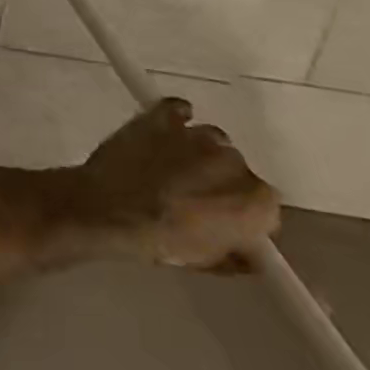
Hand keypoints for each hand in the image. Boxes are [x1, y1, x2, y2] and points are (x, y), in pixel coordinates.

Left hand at [78, 98, 279, 270]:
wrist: (107, 209)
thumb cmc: (160, 240)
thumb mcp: (207, 260)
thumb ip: (237, 253)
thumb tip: (247, 252)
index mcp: (255, 201)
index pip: (263, 203)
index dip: (240, 211)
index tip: (221, 217)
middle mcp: (234, 161)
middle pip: (234, 167)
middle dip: (216, 180)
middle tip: (190, 193)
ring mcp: (196, 134)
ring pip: (208, 139)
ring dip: (196, 150)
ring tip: (169, 166)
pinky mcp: (163, 116)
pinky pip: (177, 108)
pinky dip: (174, 116)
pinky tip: (163, 131)